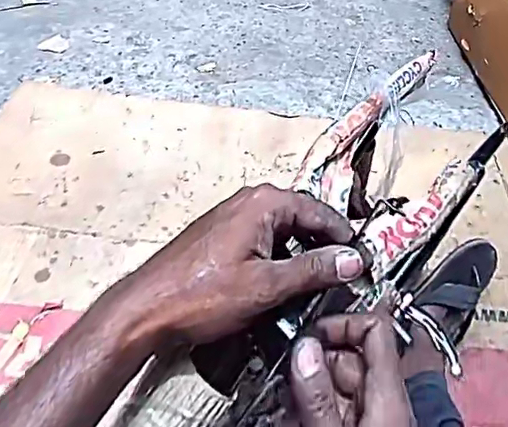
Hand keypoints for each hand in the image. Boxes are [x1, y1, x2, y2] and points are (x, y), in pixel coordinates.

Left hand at [115, 185, 361, 347]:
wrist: (150, 307)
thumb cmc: (197, 293)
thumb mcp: (266, 285)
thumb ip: (311, 270)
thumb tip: (347, 260)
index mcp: (263, 202)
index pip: (318, 211)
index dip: (342, 235)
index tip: (358, 256)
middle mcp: (250, 200)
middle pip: (301, 217)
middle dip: (323, 243)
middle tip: (342, 270)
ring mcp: (235, 215)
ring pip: (283, 230)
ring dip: (301, 252)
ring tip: (315, 281)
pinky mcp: (225, 234)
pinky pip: (264, 238)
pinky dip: (280, 256)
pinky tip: (283, 282)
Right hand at [288, 313, 414, 426]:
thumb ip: (319, 394)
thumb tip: (304, 348)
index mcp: (391, 395)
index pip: (375, 327)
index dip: (342, 321)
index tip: (311, 330)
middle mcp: (389, 402)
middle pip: (353, 355)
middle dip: (318, 357)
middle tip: (290, 367)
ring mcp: (379, 419)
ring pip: (344, 382)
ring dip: (315, 382)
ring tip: (288, 394)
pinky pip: (344, 406)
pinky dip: (321, 404)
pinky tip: (298, 413)